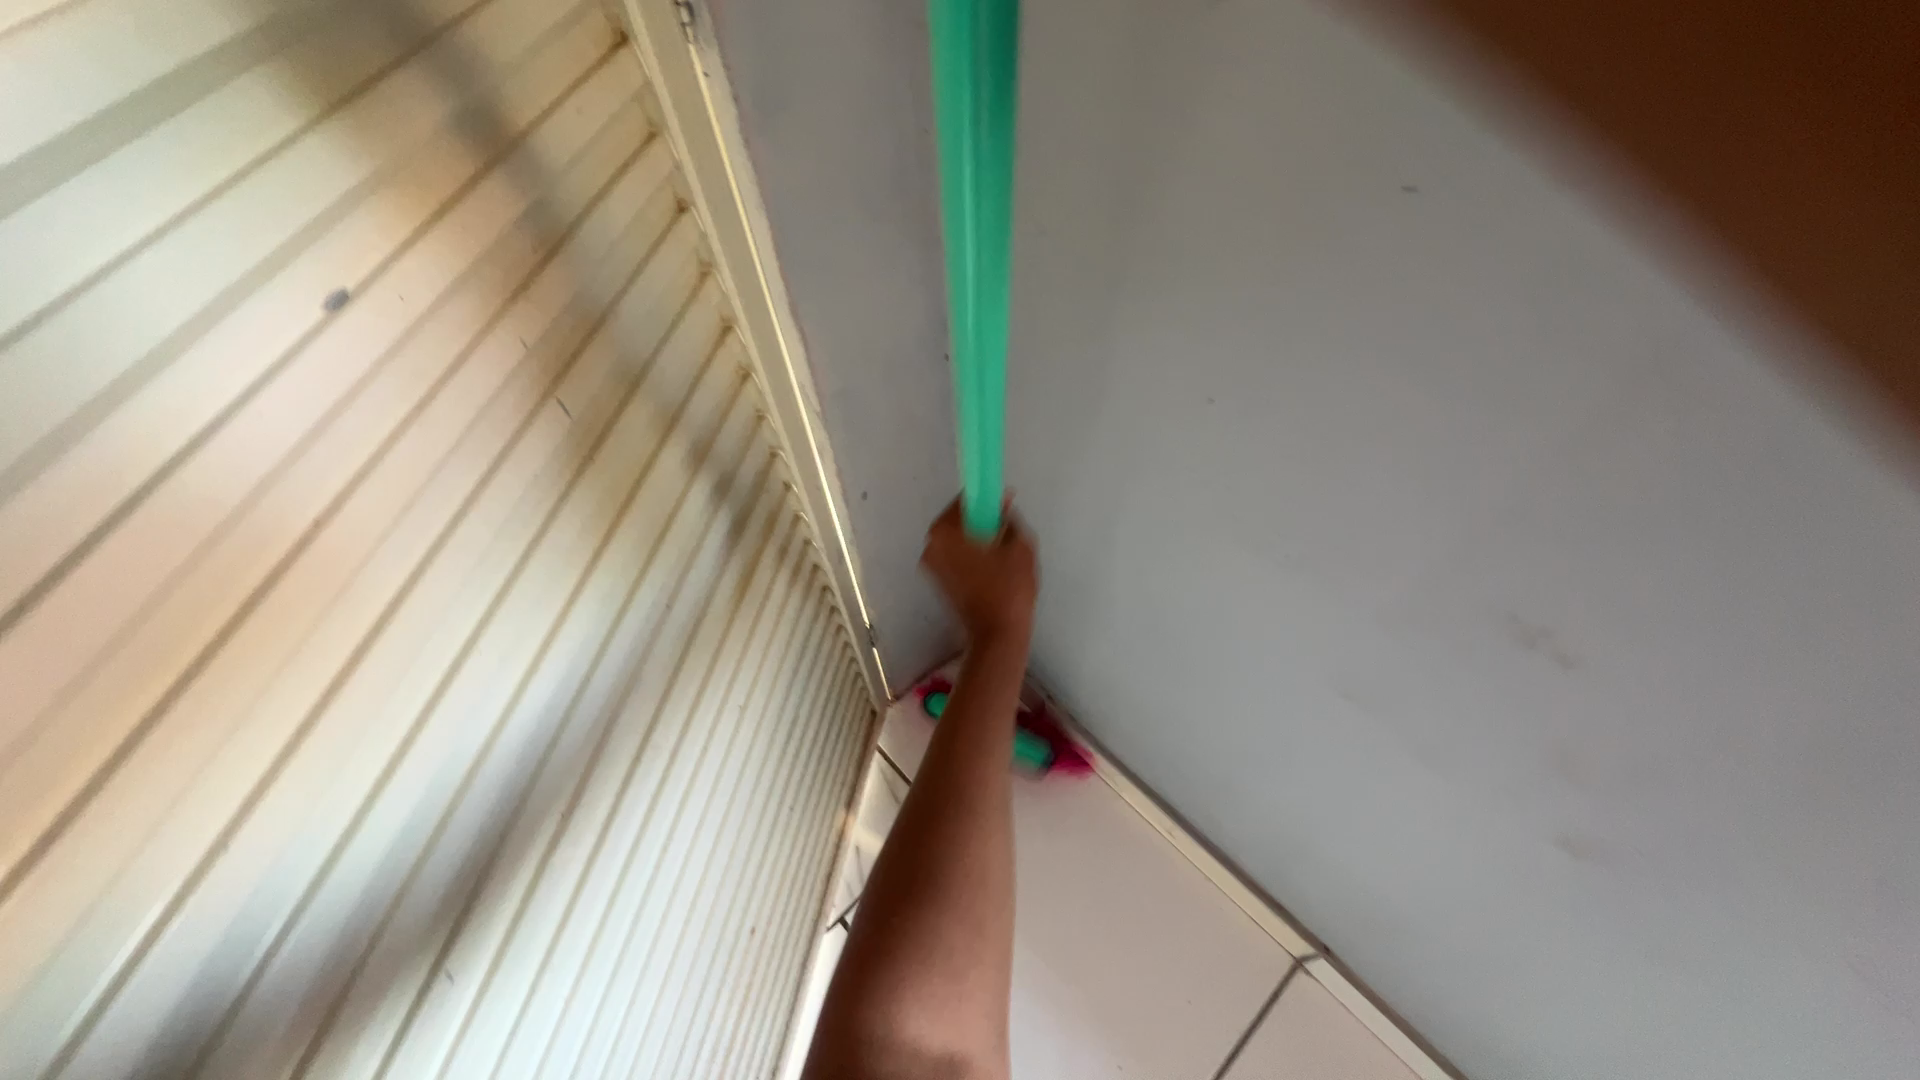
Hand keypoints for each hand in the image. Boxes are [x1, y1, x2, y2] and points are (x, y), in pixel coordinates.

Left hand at [919, 497, 1037, 645]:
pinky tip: (994, 566)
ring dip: (977, 539)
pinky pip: (956, 556)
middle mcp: (930, 546)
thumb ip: (1008, 518)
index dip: (986, 499)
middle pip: (958, 521)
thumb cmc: (1010, 588)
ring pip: (958, 540)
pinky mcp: (939, 581)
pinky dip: (972, 555)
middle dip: (982, 521)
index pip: (964, 501)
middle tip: (1006, 530)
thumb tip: (1002, 503)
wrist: (998, 633)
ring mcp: (931, 566)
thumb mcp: (1020, 546)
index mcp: (944, 532)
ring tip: (1002, 551)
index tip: (1002, 504)